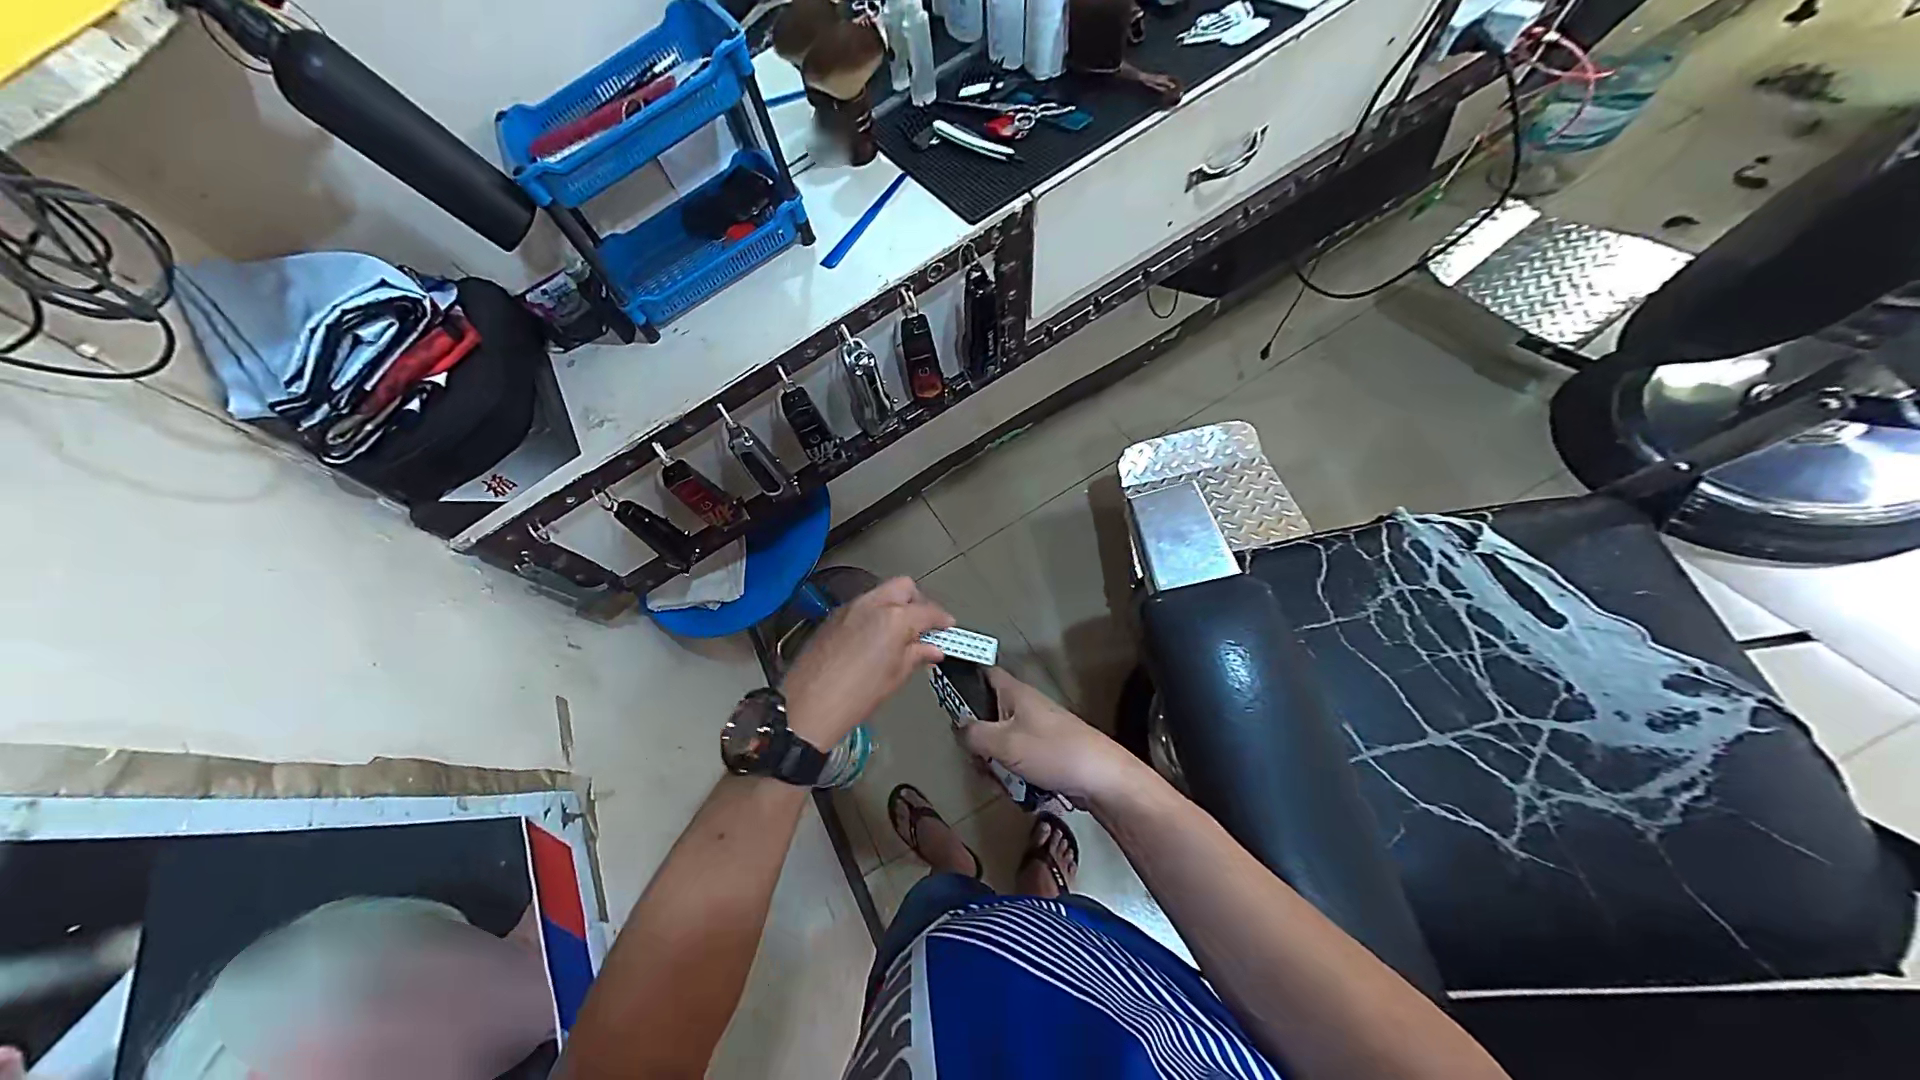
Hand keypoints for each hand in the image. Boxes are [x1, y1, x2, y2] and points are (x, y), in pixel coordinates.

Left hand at [782, 576, 953, 745]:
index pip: (928, 610)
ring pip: (881, 593)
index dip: (941, 620)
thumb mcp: (896, 676)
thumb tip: (930, 649)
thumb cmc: (854, 696)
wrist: (809, 707)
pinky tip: (876, 637)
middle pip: (904, 587)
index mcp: (894, 617)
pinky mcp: (833, 617)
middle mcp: (872, 604)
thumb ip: (917, 655)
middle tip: (925, 625)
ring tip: (901, 633)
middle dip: (918, 602)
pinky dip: (875, 614)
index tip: (946, 628)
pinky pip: (862, 606)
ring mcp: (850, 608)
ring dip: (895, 605)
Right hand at [958, 668, 1147, 807]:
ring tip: (1002, 780)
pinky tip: (1019, 790)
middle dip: (978, 741)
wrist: (1102, 778)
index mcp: (1014, 692)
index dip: (965, 679)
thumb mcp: (1003, 743)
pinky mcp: (1046, 752)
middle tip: (979, 760)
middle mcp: (1025, 705)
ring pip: (1000, 741)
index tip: (947, 698)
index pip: (984, 673)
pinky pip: (1017, 758)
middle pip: (987, 715)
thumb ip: (973, 733)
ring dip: (995, 762)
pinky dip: (1013, 773)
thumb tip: (958, 727)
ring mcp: (1036, 729)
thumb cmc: (1052, 752)